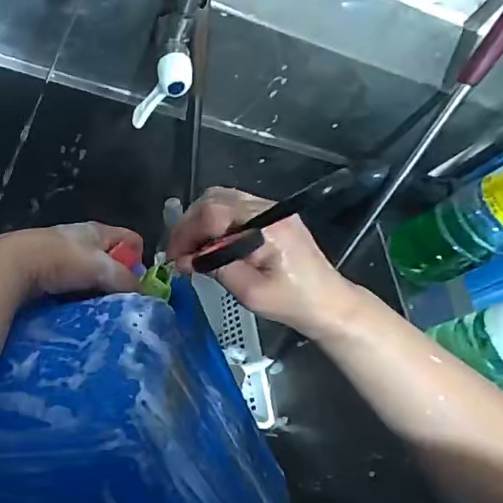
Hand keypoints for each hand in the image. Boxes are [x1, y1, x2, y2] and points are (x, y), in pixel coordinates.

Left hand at [0, 221, 141, 298]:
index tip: (137, 283)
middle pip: (107, 259)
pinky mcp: (42, 273)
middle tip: (118, 302)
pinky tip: (72, 311)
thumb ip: (126, 279)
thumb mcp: (101, 269)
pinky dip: (72, 298)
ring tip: (95, 311)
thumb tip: (146, 294)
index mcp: (96, 230)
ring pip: (86, 275)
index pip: (129, 239)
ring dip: (92, 292)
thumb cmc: (61, 260)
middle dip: (115, 279)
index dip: (137, 258)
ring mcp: (59, 256)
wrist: (12, 266)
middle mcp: (79, 239)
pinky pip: (67, 287)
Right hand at [167, 187, 369, 337]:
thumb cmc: (292, 302)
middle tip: (177, 253)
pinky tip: (209, 246)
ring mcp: (271, 209)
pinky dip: (212, 223)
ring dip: (198, 222)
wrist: (329, 303)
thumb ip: (215, 269)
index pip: (213, 214)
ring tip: (190, 250)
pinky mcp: (270, 216)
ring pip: (220, 200)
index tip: (173, 257)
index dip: (186, 233)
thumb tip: (184, 260)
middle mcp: (268, 210)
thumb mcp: (249, 292)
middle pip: (213, 200)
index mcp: (266, 227)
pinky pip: (232, 208)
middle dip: (188, 225)